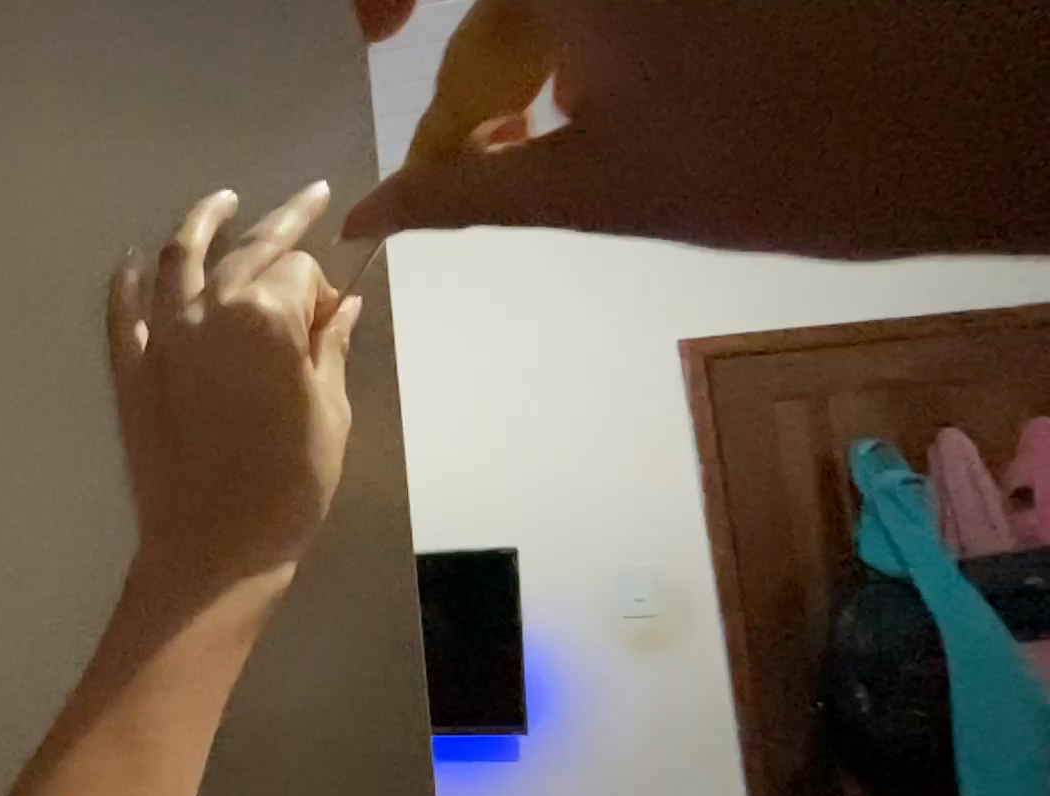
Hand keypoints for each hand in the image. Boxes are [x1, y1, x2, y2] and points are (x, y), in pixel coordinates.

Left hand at [106, 183, 362, 600]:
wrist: (213, 548)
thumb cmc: (287, 487)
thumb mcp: (330, 414)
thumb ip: (330, 347)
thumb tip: (343, 303)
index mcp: (266, 316)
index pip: (299, 272)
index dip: (322, 289)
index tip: (332, 317)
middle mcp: (207, 311)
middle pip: (245, 251)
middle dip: (281, 223)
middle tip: (308, 200)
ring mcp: (159, 339)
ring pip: (176, 260)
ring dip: (200, 223)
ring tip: (220, 202)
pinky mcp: (128, 371)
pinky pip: (120, 312)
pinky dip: (126, 279)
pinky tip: (134, 259)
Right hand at [345, 0, 1049, 257]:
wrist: (998, 117)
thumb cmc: (777, 164)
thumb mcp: (589, 189)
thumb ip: (458, 191)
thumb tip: (363, 218)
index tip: (381, 33)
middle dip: (477, 45)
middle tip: (479, 130)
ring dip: (535, 38)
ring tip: (553, 126)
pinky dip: (595, 21)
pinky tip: (615, 82)